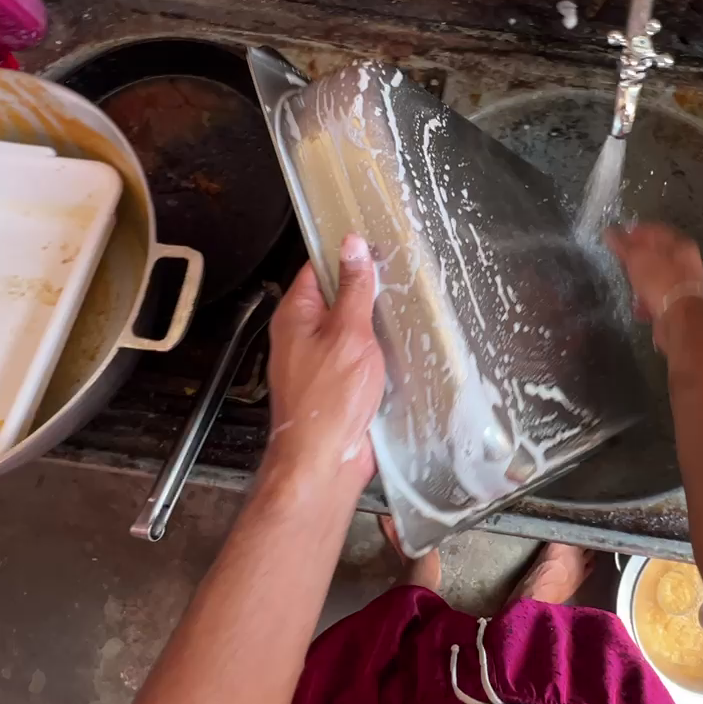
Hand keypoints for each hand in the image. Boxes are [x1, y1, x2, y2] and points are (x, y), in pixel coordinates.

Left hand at [264, 233, 385, 492]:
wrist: (324, 459)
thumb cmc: (331, 396)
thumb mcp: (348, 332)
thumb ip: (354, 288)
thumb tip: (351, 244)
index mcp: (295, 314)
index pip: (317, 268)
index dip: (345, 255)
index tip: (378, 245)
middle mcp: (301, 334)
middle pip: (335, 298)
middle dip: (366, 290)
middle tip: (402, 276)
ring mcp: (318, 360)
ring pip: (349, 328)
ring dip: (374, 323)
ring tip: (407, 307)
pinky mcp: (335, 383)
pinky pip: (356, 355)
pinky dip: (375, 350)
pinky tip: (401, 345)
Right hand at [604, 223, 702, 347]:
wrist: (679, 319)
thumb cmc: (659, 281)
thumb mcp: (637, 258)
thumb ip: (623, 244)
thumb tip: (609, 231)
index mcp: (680, 245)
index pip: (656, 230)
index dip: (636, 231)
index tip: (618, 237)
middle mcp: (687, 263)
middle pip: (659, 254)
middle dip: (639, 257)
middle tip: (621, 259)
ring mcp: (684, 285)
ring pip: (658, 276)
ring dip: (643, 280)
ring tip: (627, 283)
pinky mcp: (677, 305)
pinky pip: (658, 297)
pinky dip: (647, 299)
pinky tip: (637, 305)